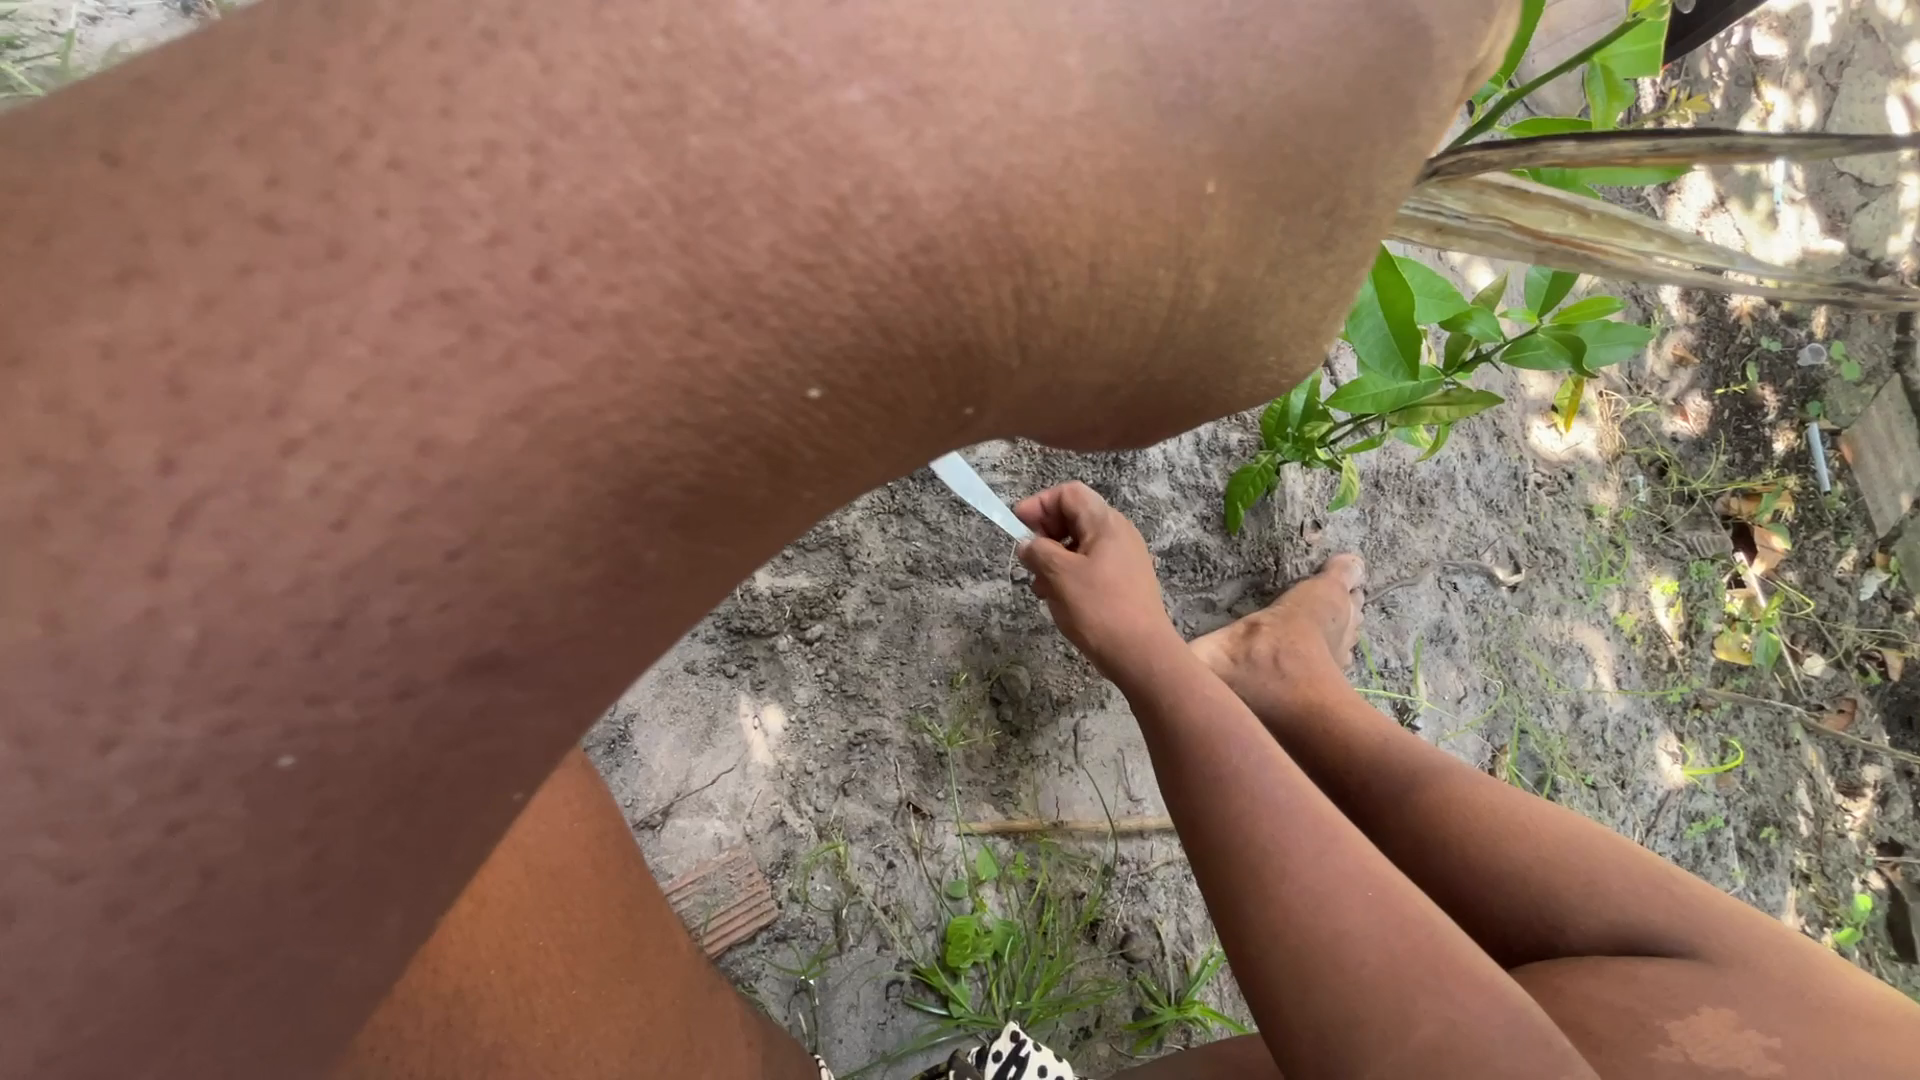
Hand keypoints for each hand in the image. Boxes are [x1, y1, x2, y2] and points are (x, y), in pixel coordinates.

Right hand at [1014, 482, 1183, 677]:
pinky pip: (1091, 565)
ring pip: (1080, 544)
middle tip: (1028, 559)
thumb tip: (1028, 545)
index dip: (1040, 503)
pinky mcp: (1125, 581)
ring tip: (1040, 586)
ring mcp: (1124, 558)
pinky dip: (1069, 574)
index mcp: (1106, 523)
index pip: (1069, 493)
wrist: (1142, 654)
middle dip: (1045, 533)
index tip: (1018, 526)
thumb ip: (1038, 551)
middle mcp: (1119, 534)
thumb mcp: (1059, 575)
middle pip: (1074, 516)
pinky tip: (1058, 598)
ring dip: (1054, 558)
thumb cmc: (1099, 609)